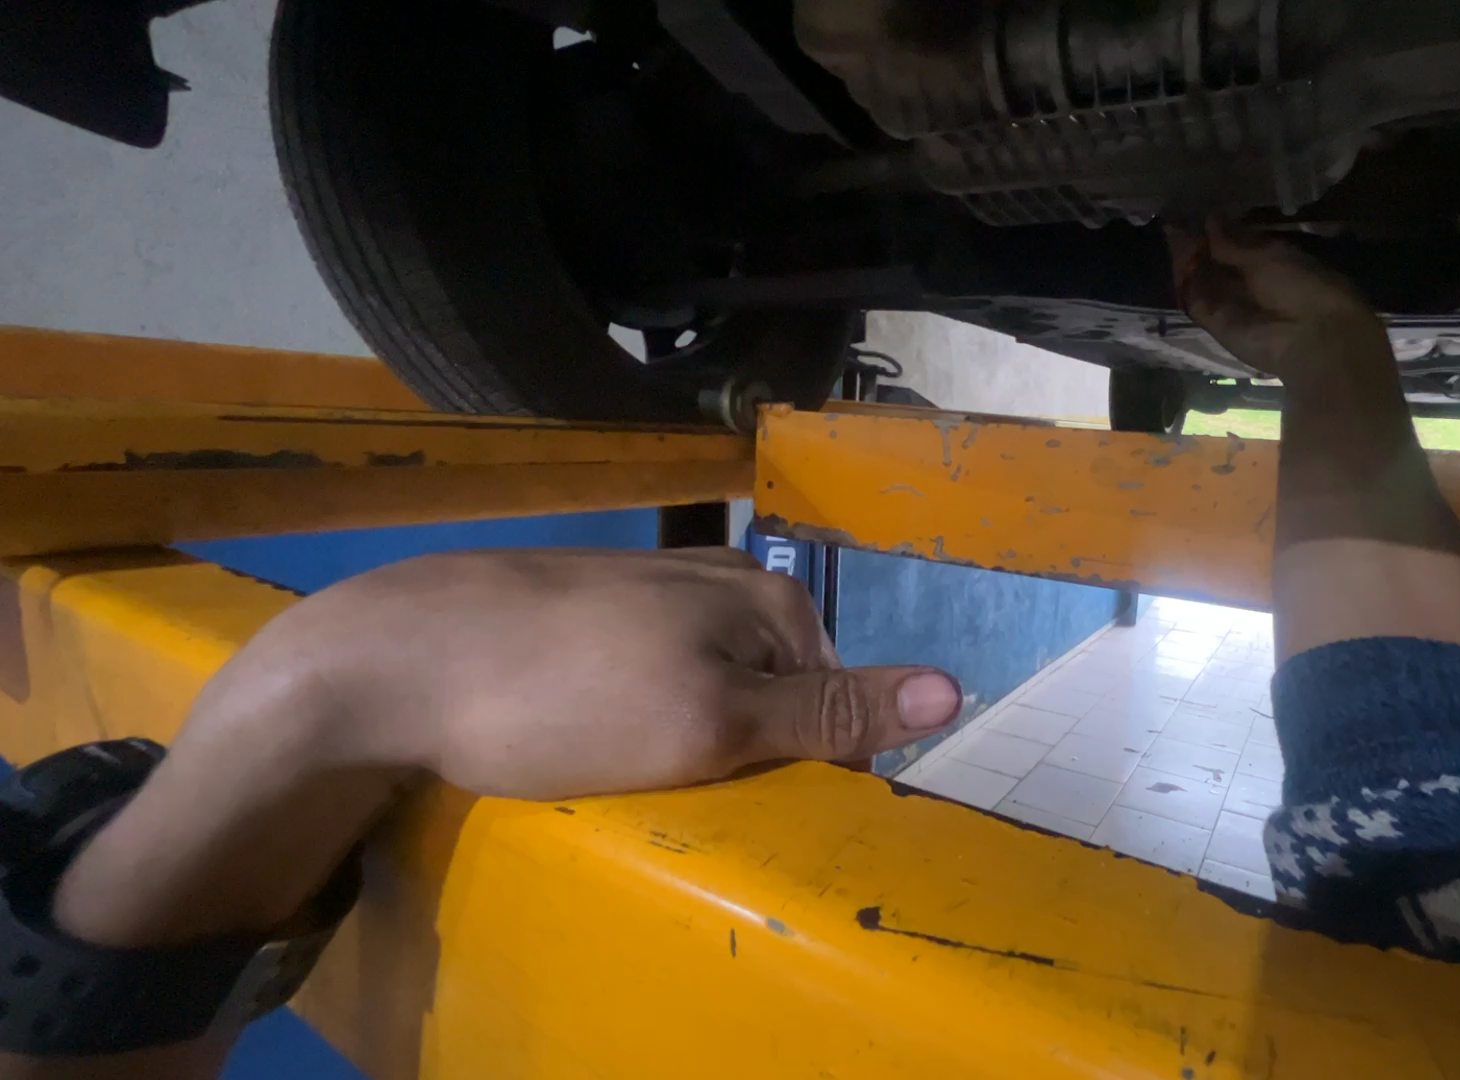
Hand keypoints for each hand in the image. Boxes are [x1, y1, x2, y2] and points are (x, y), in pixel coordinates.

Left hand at [249, 546, 962, 796]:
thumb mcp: (718, 723)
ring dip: (700, 726)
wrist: (397, 656)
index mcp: (774, 601)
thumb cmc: (573, 696)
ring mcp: (665, 583)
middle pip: (780, 684)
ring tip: (636, 765)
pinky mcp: (611, 598)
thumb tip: (957, 690)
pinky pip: (668, 660)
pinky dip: (652, 703)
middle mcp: (731, 578)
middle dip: (750, 743)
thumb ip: (835, 712)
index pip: (837, 699)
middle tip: (681, 789)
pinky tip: (603, 726)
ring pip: (723, 673)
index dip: (804, 765)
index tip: (743, 807)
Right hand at [1167, 217, 1389, 380]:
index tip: (1194, 216)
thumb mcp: (1267, 255)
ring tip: (1173, 239)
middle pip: (1213, 263)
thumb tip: (1209, 220)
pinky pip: (1195, 301)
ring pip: (1201, 280)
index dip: (1213, 231)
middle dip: (1196, 245)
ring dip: (1187, 261)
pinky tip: (1179, 263)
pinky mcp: (1214, 324)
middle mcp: (1245, 282)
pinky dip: (1186, 284)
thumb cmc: (1299, 284)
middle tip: (1176, 226)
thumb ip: (1233, 243)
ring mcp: (1228, 304)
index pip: (1232, 244)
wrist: (1307, 334)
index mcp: (1266, 260)